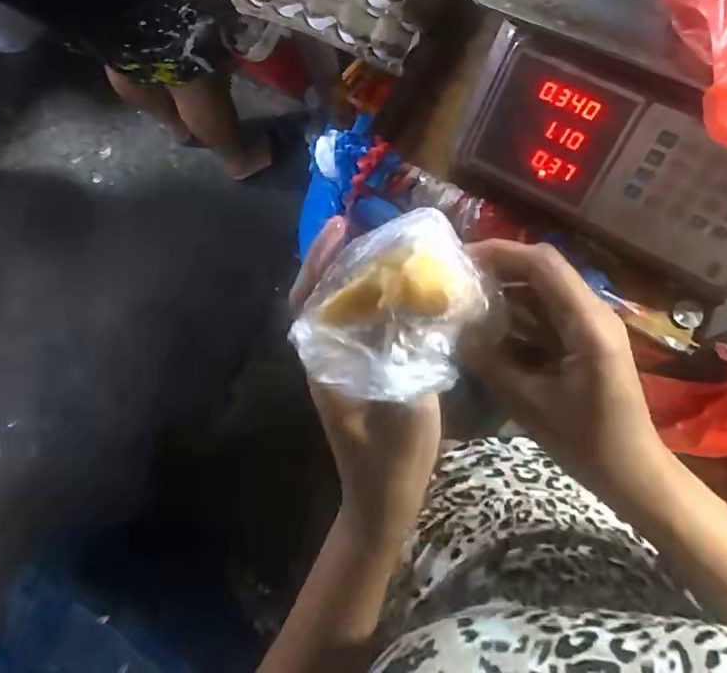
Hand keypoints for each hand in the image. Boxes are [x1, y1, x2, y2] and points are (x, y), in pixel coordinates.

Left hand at [293, 218, 441, 540]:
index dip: (322, 261)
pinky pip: (360, 320)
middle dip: (338, 256)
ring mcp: (341, 362)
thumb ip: (410, 363)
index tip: (339, 226)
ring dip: (355, 271)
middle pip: (323, 293)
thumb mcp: (407, 413)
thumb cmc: (391, 462)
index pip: (310, 299)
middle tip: (365, 222)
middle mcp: (327, 355)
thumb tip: (416, 308)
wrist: (381, 503)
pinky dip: (373, 295)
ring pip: (340, 304)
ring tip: (384, 243)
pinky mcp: (359, 368)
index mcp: (326, 362)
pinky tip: (401, 285)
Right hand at [459, 240, 667, 503]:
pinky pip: (550, 310)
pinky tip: (492, 324)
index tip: (461, 259)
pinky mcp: (588, 337)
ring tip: (468, 297)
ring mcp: (593, 323)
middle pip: (544, 268)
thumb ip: (493, 364)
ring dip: (508, 288)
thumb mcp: (533, 406)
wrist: (636, 474)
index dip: (501, 253)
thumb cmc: (590, 445)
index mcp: (588, 323)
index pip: (543, 264)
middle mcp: (594, 312)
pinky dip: (520, 310)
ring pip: (545, 287)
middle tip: (459, 277)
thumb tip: (456, 334)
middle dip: (500, 266)